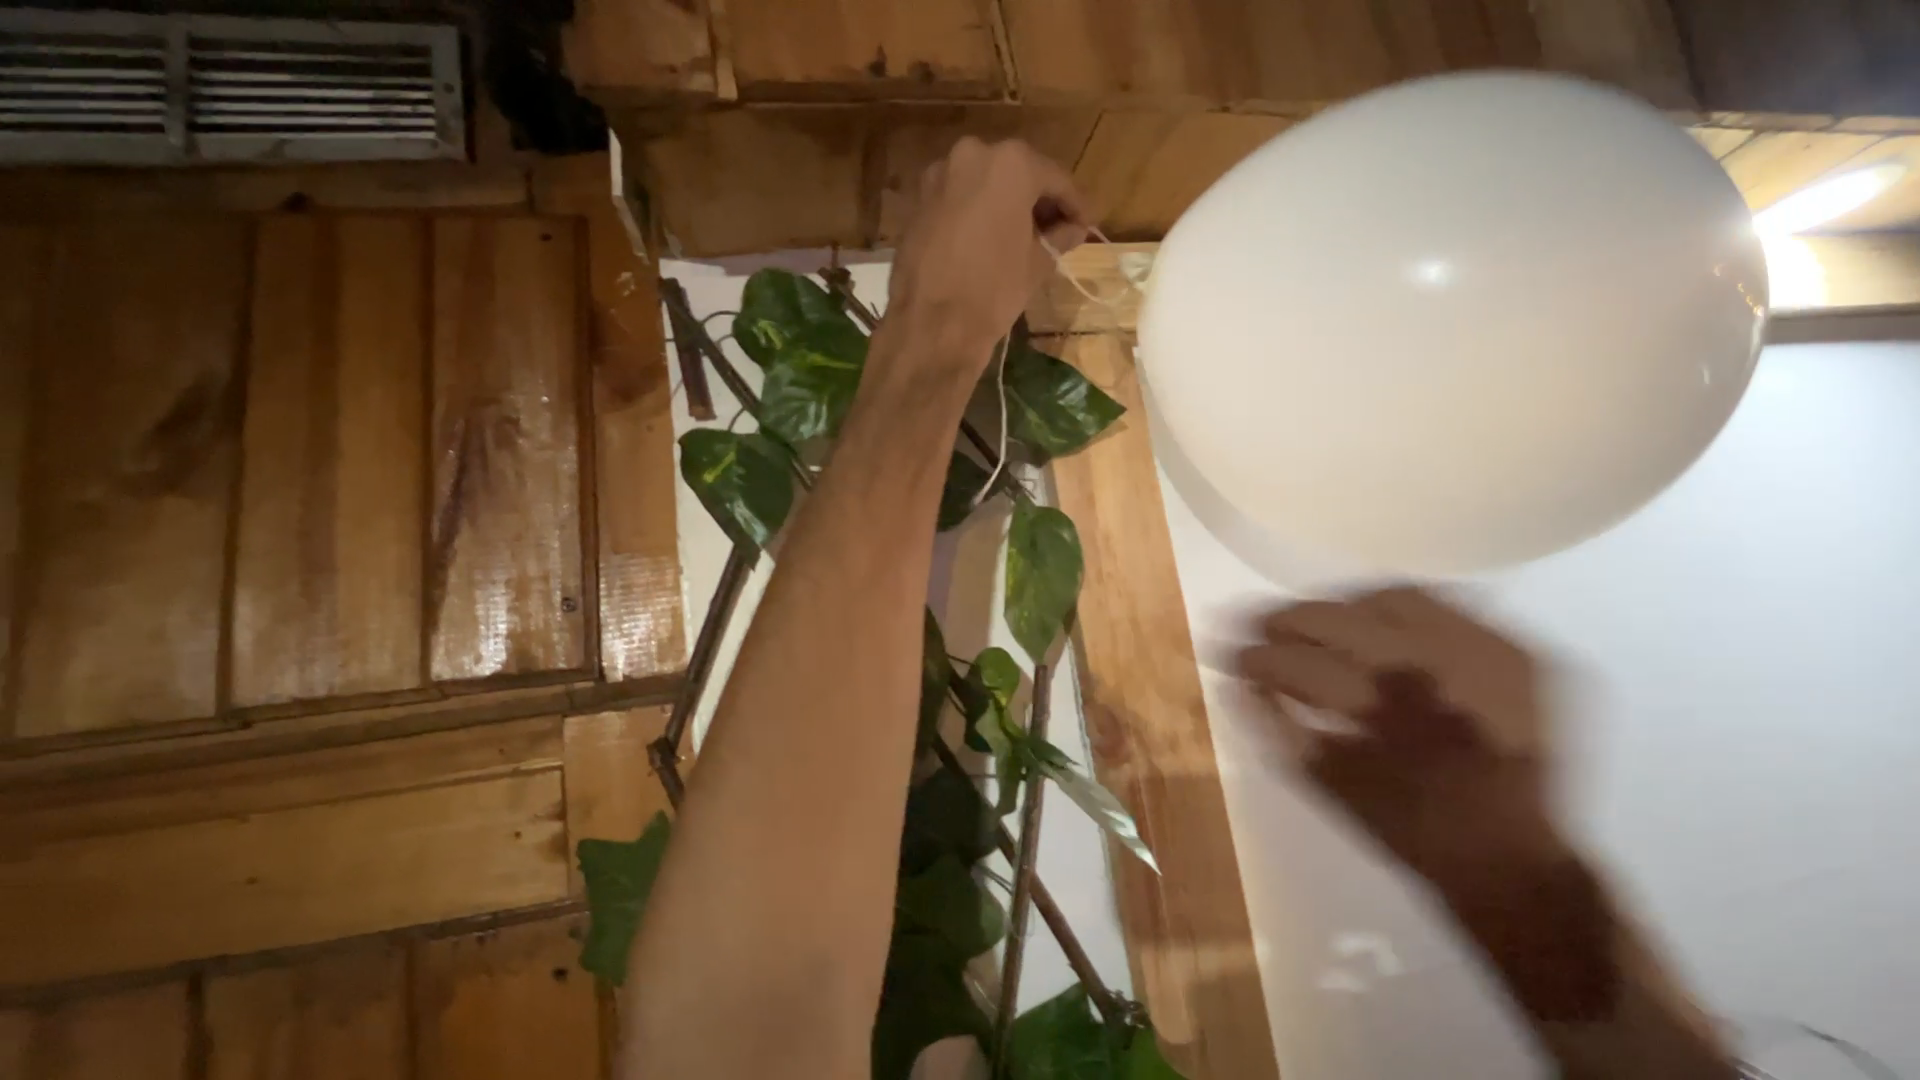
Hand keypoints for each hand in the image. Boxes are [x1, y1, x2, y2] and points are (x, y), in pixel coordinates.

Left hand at [885, 138, 1088, 372]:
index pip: (1055, 178)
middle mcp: (972, 154)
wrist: (931, 324)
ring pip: (985, 184)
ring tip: (1024, 237)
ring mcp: (939, 175)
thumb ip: (1059, 237)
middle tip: (1057, 230)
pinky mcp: (918, 201)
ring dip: (1006, 205)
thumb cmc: (993, 289)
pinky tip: (989, 239)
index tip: (1087, 224)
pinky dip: (977, 213)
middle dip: (1039, 201)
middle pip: (1017, 174)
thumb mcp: (1037, 264)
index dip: (1076, 204)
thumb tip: (1073, 229)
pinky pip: (959, 199)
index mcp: (1010, 163)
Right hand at [1236, 587, 1618, 1020]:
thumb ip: (1277, 725)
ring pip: (1391, 598)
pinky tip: (1378, 629)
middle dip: (1290, 620)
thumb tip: (1238, 680)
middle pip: (1343, 620)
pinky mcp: (1517, 652)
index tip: (1233, 655)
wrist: (1514, 858)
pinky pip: (1445, 605)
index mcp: (1388, 717)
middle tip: (1263, 627)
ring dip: (1342, 610)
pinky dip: (1399, 610)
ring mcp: (1487, 656)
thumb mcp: (1329, 787)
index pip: (1302, 665)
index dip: (1259, 657)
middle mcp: (1440, 674)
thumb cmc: (1409, 831)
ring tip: (1319, 626)